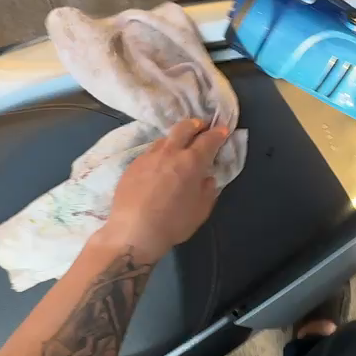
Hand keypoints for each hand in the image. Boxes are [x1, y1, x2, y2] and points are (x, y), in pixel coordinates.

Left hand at [97, 118, 229, 260]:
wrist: (133, 232)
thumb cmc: (173, 223)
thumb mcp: (201, 210)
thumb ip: (208, 190)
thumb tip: (207, 178)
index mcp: (191, 162)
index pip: (209, 139)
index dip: (218, 133)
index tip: (223, 130)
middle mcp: (170, 152)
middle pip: (184, 127)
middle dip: (195, 124)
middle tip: (201, 127)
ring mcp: (148, 156)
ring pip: (165, 139)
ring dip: (175, 139)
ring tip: (178, 148)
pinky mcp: (132, 165)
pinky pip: (150, 153)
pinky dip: (159, 155)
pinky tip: (158, 167)